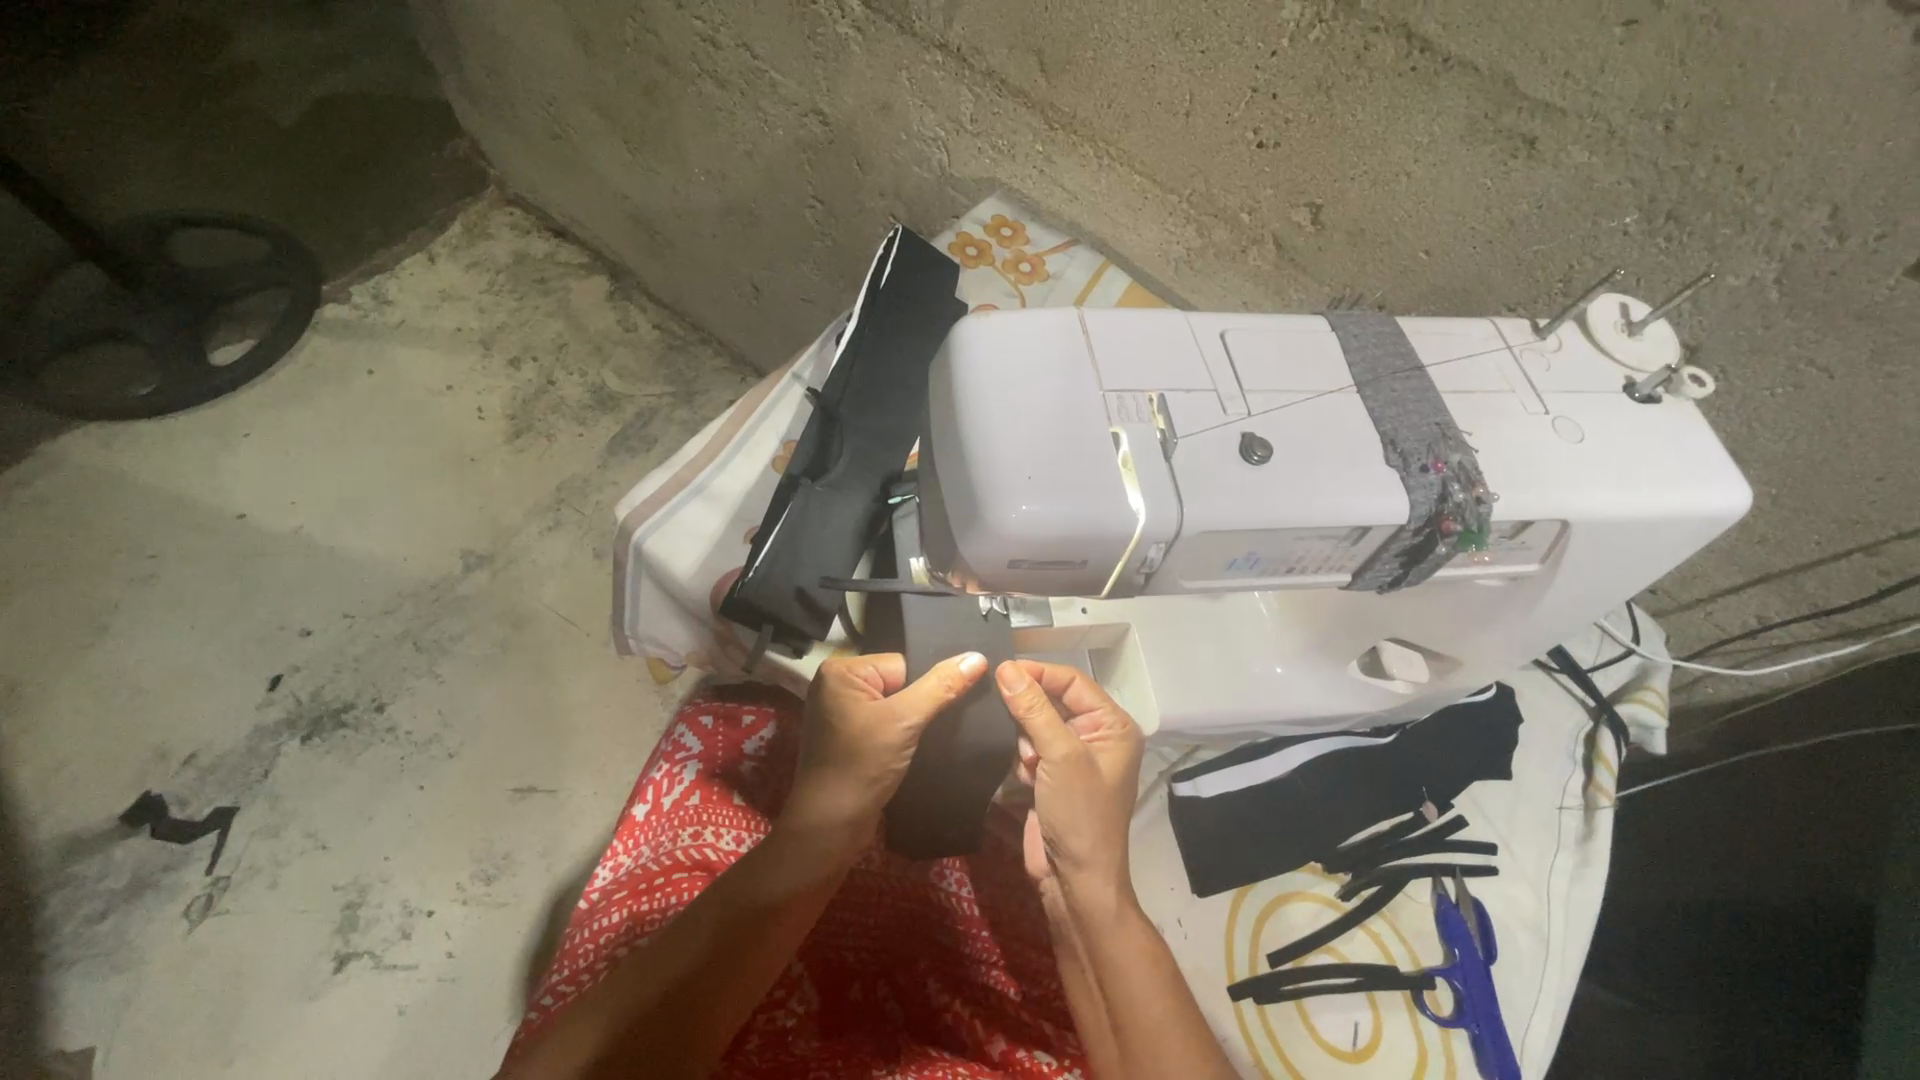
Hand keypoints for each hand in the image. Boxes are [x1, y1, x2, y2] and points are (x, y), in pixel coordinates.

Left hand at [782, 652, 987, 847]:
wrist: (830, 828)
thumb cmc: (861, 767)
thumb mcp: (905, 721)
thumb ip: (941, 687)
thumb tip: (978, 656)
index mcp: (842, 671)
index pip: (903, 664)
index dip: (926, 686)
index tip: (946, 707)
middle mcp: (839, 686)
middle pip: (902, 683)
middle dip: (923, 704)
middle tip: (946, 723)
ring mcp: (844, 715)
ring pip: (898, 706)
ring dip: (917, 722)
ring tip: (934, 738)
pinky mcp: (852, 740)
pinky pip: (888, 725)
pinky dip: (906, 736)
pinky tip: (921, 749)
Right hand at [996, 660, 1144, 902]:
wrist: (1075, 881)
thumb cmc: (1080, 814)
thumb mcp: (1059, 756)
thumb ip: (1033, 709)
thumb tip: (1006, 669)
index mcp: (1113, 726)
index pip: (1072, 681)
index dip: (1038, 673)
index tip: (1000, 670)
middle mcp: (1097, 736)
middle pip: (1053, 700)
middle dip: (1028, 709)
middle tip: (997, 705)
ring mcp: (1074, 758)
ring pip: (1036, 724)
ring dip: (1023, 737)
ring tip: (1022, 758)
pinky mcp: (1052, 777)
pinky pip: (1030, 749)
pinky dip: (1021, 757)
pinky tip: (1022, 777)